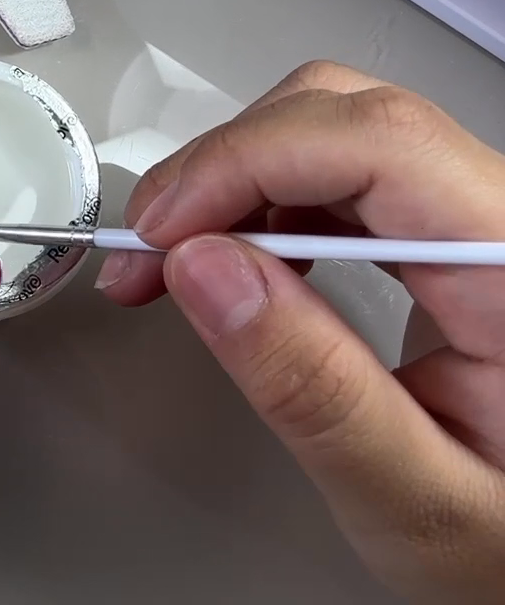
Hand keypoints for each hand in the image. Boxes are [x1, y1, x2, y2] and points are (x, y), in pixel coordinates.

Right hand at [98, 62, 504, 601]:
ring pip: (322, 128)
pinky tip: (224, 259)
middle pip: (342, 114)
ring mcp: (486, 220)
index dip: (237, 165)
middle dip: (215, 169)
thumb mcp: (424, 506)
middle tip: (148, 250)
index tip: (154, 238)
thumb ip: (313, 386)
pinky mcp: (449, 230)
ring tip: (169, 260)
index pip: (374, 143)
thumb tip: (194, 264)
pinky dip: (246, 201)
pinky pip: (326, 171)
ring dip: (221, 183)